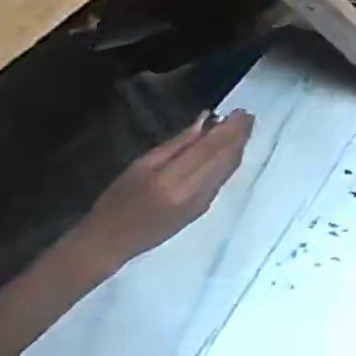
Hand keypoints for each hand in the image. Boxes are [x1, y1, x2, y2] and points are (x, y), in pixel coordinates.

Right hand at [77, 110, 254, 265]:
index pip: (211, 147)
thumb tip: (205, 120)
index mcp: (171, 179)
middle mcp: (193, 190)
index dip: (230, 128)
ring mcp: (202, 201)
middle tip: (248, 116)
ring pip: (230, 167)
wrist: (108, 244)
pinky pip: (224, 178)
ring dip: (240, 146)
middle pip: (227, 156)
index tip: (240, 111)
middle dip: (241, 134)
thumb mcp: (139, 166)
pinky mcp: (205, 208)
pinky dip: (231, 160)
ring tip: (244, 128)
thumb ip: (176, 144)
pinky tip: (231, 149)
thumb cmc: (116, 201)